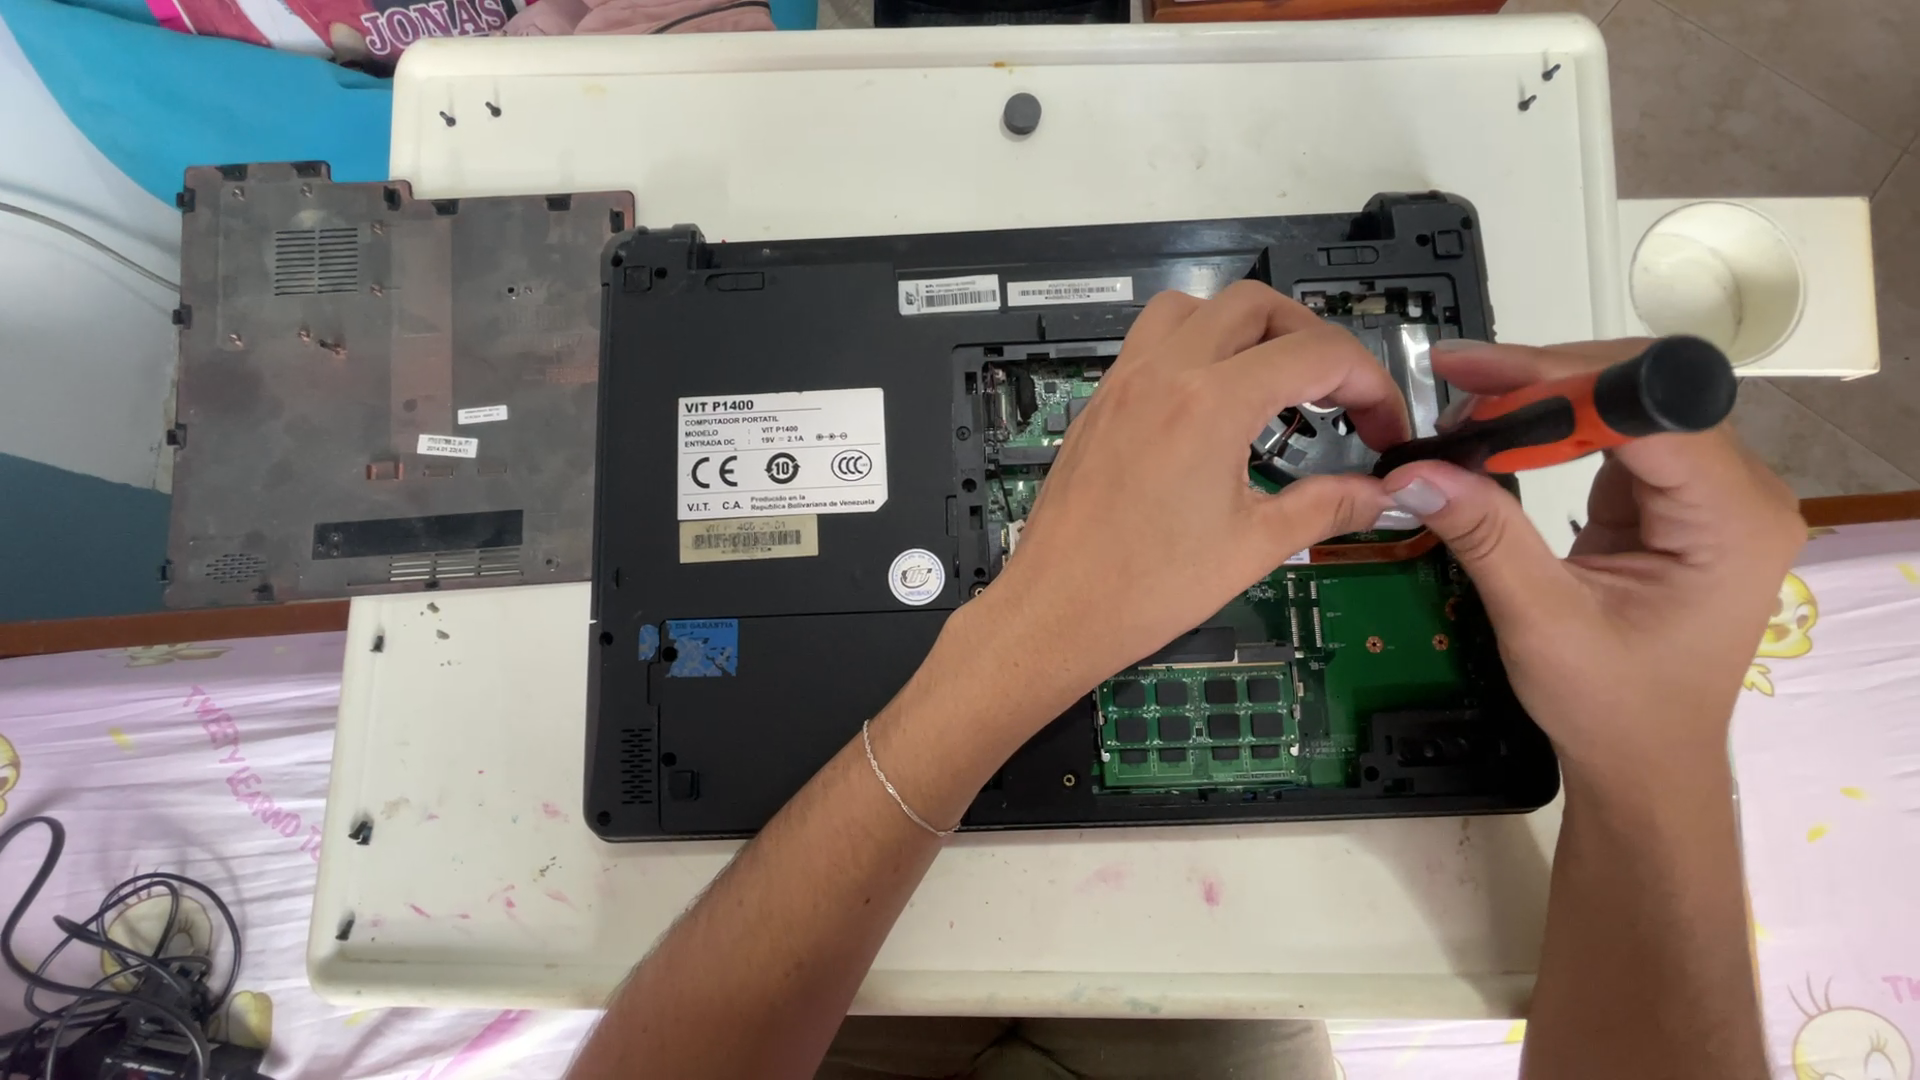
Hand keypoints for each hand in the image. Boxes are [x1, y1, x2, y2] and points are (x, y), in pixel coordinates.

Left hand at [973, 281, 1408, 709]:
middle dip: (1309, 336)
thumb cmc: (1146, 587)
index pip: (1315, 353)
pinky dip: (1189, 349)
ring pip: (1188, 309)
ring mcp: (1121, 384)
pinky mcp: (1097, 405)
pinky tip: (1204, 406)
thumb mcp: (1252, 548)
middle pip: (1253, 304)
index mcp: (1209, 403)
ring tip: (1265, 381)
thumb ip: (1326, 507)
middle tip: (1331, 392)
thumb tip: (1380, 494)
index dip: (1370, 383)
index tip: (1382, 426)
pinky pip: (1147, 344)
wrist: (1056, 609)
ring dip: (1239, 327)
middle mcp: (1161, 374)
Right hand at [1379, 339, 1804, 780]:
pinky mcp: (1663, 505)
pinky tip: (1495, 436)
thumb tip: (1413, 471)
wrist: (1641, 757)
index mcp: (1730, 519)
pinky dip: (1546, 430)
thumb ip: (1485, 537)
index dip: (1559, 381)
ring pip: (1627, 406)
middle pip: (1648, 391)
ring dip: (1542, 398)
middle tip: (1454, 387)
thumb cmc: (1609, 702)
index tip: (1468, 375)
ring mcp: (1700, 496)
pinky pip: (1608, 440)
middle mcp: (1733, 492)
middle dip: (1546, 378)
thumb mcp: (1540, 620)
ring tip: (1463, 411)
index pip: (1653, 409)